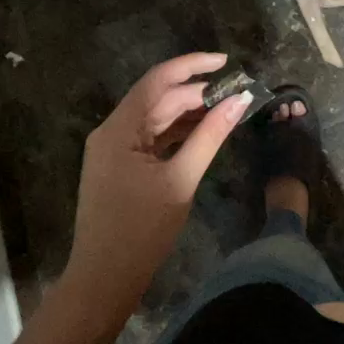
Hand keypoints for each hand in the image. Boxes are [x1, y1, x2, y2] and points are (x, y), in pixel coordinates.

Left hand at [62, 53, 251, 301]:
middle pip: (158, 98)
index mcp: (119, 129)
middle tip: (235, 93)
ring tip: (226, 109)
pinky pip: (151, 137)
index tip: (226, 61)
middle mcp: (112, 131)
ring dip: (189, 112)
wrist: (103, 282)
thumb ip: (210, 135)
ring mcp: (113, 149)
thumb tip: (240, 99)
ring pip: (156, 118)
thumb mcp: (181, 180)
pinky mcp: (120, 166)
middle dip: (196, 93)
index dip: (192, 65)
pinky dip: (177, 132)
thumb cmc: (141, 231)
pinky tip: (204, 132)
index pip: (158, 80)